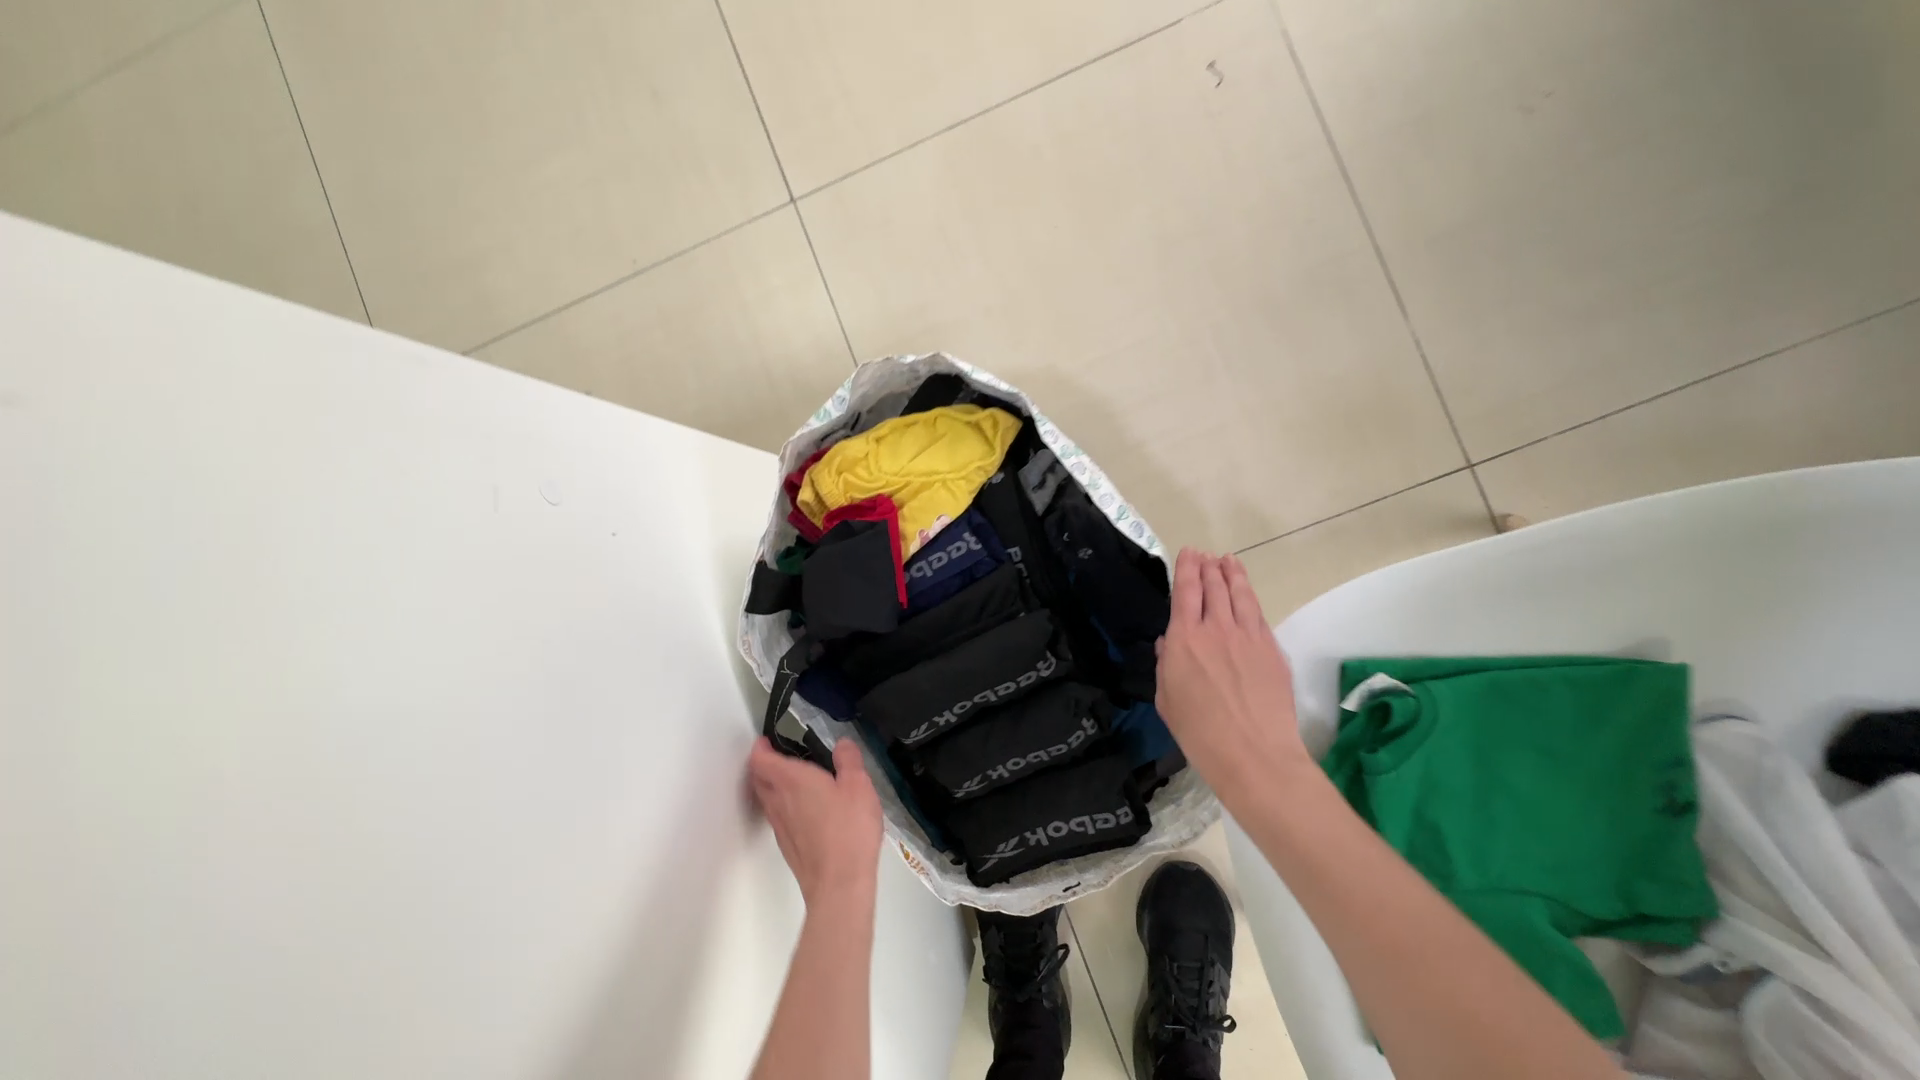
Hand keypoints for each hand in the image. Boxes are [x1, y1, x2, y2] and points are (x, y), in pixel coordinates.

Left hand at [749, 737, 883, 909]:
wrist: (839, 883)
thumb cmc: (849, 828)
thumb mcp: (858, 785)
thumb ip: (849, 760)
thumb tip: (841, 744)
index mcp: (792, 780)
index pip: (761, 759)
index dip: (760, 748)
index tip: (766, 740)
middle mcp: (778, 802)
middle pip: (758, 779)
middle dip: (763, 765)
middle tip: (777, 756)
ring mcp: (780, 827)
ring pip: (767, 800)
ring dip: (772, 787)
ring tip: (793, 780)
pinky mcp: (788, 846)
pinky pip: (778, 818)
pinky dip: (784, 807)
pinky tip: (806, 811)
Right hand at [1155, 549, 1308, 803]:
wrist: (1254, 754)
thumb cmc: (1200, 733)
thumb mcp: (1167, 700)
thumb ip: (1166, 665)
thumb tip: (1169, 643)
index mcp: (1185, 639)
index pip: (1185, 591)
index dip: (1186, 568)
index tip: (1188, 553)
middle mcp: (1217, 628)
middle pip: (1214, 586)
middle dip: (1208, 567)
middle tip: (1206, 556)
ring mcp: (1249, 636)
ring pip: (1240, 594)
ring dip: (1232, 574)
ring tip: (1228, 561)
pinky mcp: (1272, 650)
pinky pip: (1258, 615)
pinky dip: (1250, 598)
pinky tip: (1247, 596)